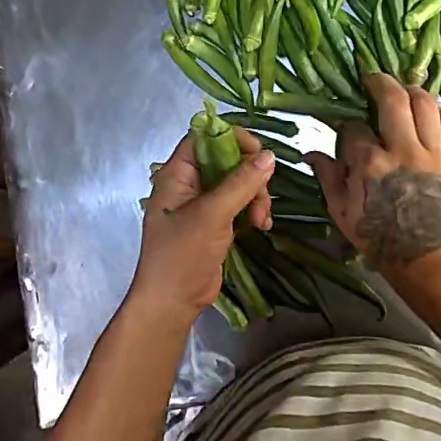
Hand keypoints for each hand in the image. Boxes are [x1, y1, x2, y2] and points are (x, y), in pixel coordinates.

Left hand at [127, 128, 274, 321]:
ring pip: (237, 183)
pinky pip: (239, 204)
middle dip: (250, 175)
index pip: (204, 138)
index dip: (231, 138)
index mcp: (177, 174)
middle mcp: (188, 184)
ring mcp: (202, 204)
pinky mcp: (214, 222)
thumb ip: (241, 182)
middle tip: (262, 194)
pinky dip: (252, 210)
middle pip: (227, 160)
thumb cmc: (182, 254)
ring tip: (261, 219)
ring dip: (255, 196)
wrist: (172, 302)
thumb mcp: (213, 214)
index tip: (258, 152)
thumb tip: (268, 155)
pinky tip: (262, 225)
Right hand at [307, 72, 440, 270]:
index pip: (354, 128)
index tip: (349, 136)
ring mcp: (434, 155)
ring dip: (412, 92)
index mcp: (370, 165)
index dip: (348, 129)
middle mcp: (403, 152)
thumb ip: (328, 177)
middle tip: (372, 80)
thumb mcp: (341, 211)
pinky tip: (437, 113)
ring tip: (403, 92)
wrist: (421, 258)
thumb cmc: (376, 236)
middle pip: (393, 99)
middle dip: (379, 82)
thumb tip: (311, 153)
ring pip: (426, 105)